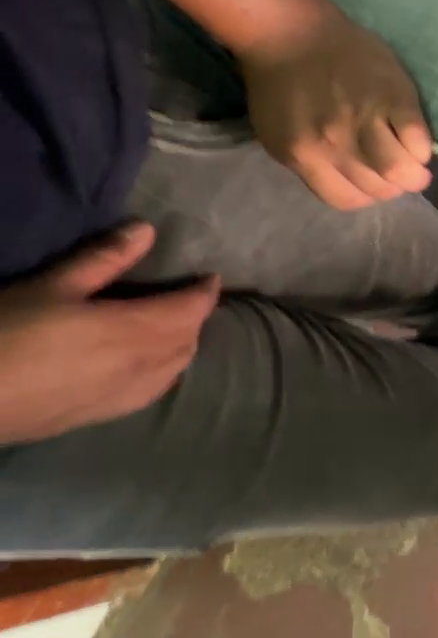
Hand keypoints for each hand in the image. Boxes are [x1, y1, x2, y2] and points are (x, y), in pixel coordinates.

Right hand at [0, 224, 219, 444]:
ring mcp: (123, 394)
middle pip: (189, 336)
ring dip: (181, 344)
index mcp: (140, 329)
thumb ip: (103, 259)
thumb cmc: (0, 337)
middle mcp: (144, 363)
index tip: (208, 277)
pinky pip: (152, 392)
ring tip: (169, 329)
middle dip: (194, 316)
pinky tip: (147, 368)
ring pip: (177, 365)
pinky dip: (164, 374)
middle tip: (183, 300)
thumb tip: (148, 229)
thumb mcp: (49, 289)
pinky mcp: (97, 417)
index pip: (195, 307)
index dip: (205, 290)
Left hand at [239, 10, 433, 209]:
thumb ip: (314, 159)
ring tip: (415, 161)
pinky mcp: (395, 100)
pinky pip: (418, 140)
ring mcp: (365, 121)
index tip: (377, 181)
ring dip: (414, 172)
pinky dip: (422, 147)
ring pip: (401, 171)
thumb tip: (352, 176)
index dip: (370, 194)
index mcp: (302, 156)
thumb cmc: (283, 82)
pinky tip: (417, 139)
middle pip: (379, 188)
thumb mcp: (281, 132)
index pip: (348, 199)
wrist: (291, 33)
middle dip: (396, 185)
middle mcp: (333, 145)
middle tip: (401, 170)